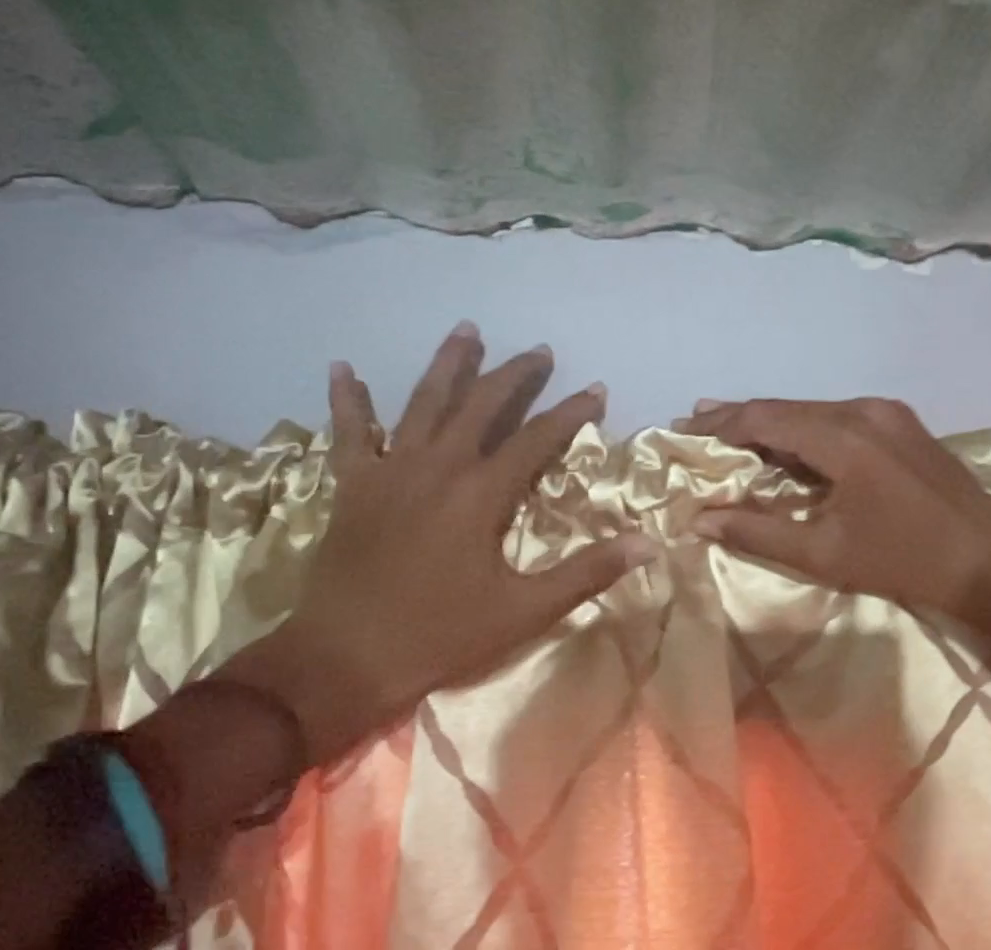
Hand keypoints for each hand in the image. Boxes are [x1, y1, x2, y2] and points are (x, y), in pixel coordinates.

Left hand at [226, 325, 655, 764]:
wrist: (344, 659)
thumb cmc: (439, 636)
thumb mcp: (523, 611)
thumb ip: (586, 573)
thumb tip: (647, 544)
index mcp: (481, 493)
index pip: (537, 438)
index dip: (570, 413)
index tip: (596, 390)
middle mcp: (438, 465)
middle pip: (482, 404)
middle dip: (515, 375)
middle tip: (539, 352)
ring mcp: (391, 470)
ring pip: (423, 401)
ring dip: (448, 364)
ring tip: (467, 330)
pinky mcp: (353, 485)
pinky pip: (349, 432)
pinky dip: (347, 399)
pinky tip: (342, 368)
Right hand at [681, 398, 990, 622]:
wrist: (988, 562)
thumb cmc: (902, 561)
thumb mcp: (823, 553)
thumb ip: (757, 531)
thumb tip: (700, 521)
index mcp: (844, 437)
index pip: (766, 417)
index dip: (721, 423)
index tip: (684, 429)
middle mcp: (864, 410)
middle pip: (787, 407)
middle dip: (740, 417)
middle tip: (695, 422)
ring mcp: (887, 412)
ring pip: (812, 409)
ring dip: (772, 421)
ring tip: (730, 430)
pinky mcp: (901, 423)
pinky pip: (838, 416)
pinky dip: (804, 428)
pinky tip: (786, 441)